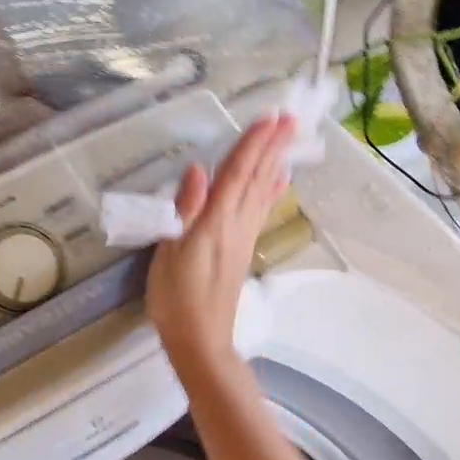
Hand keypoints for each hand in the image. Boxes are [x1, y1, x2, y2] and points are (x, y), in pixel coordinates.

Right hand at [146, 116, 296, 372]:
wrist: (199, 341)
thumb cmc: (175, 297)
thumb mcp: (168, 253)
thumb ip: (183, 211)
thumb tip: (198, 170)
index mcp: (215, 222)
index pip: (237, 174)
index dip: (252, 145)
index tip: (269, 118)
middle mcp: (236, 224)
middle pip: (257, 178)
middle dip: (272, 146)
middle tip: (291, 118)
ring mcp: (242, 236)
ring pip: (262, 190)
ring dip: (274, 161)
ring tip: (289, 139)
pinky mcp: (241, 247)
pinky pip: (260, 207)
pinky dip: (271, 188)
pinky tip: (278, 179)